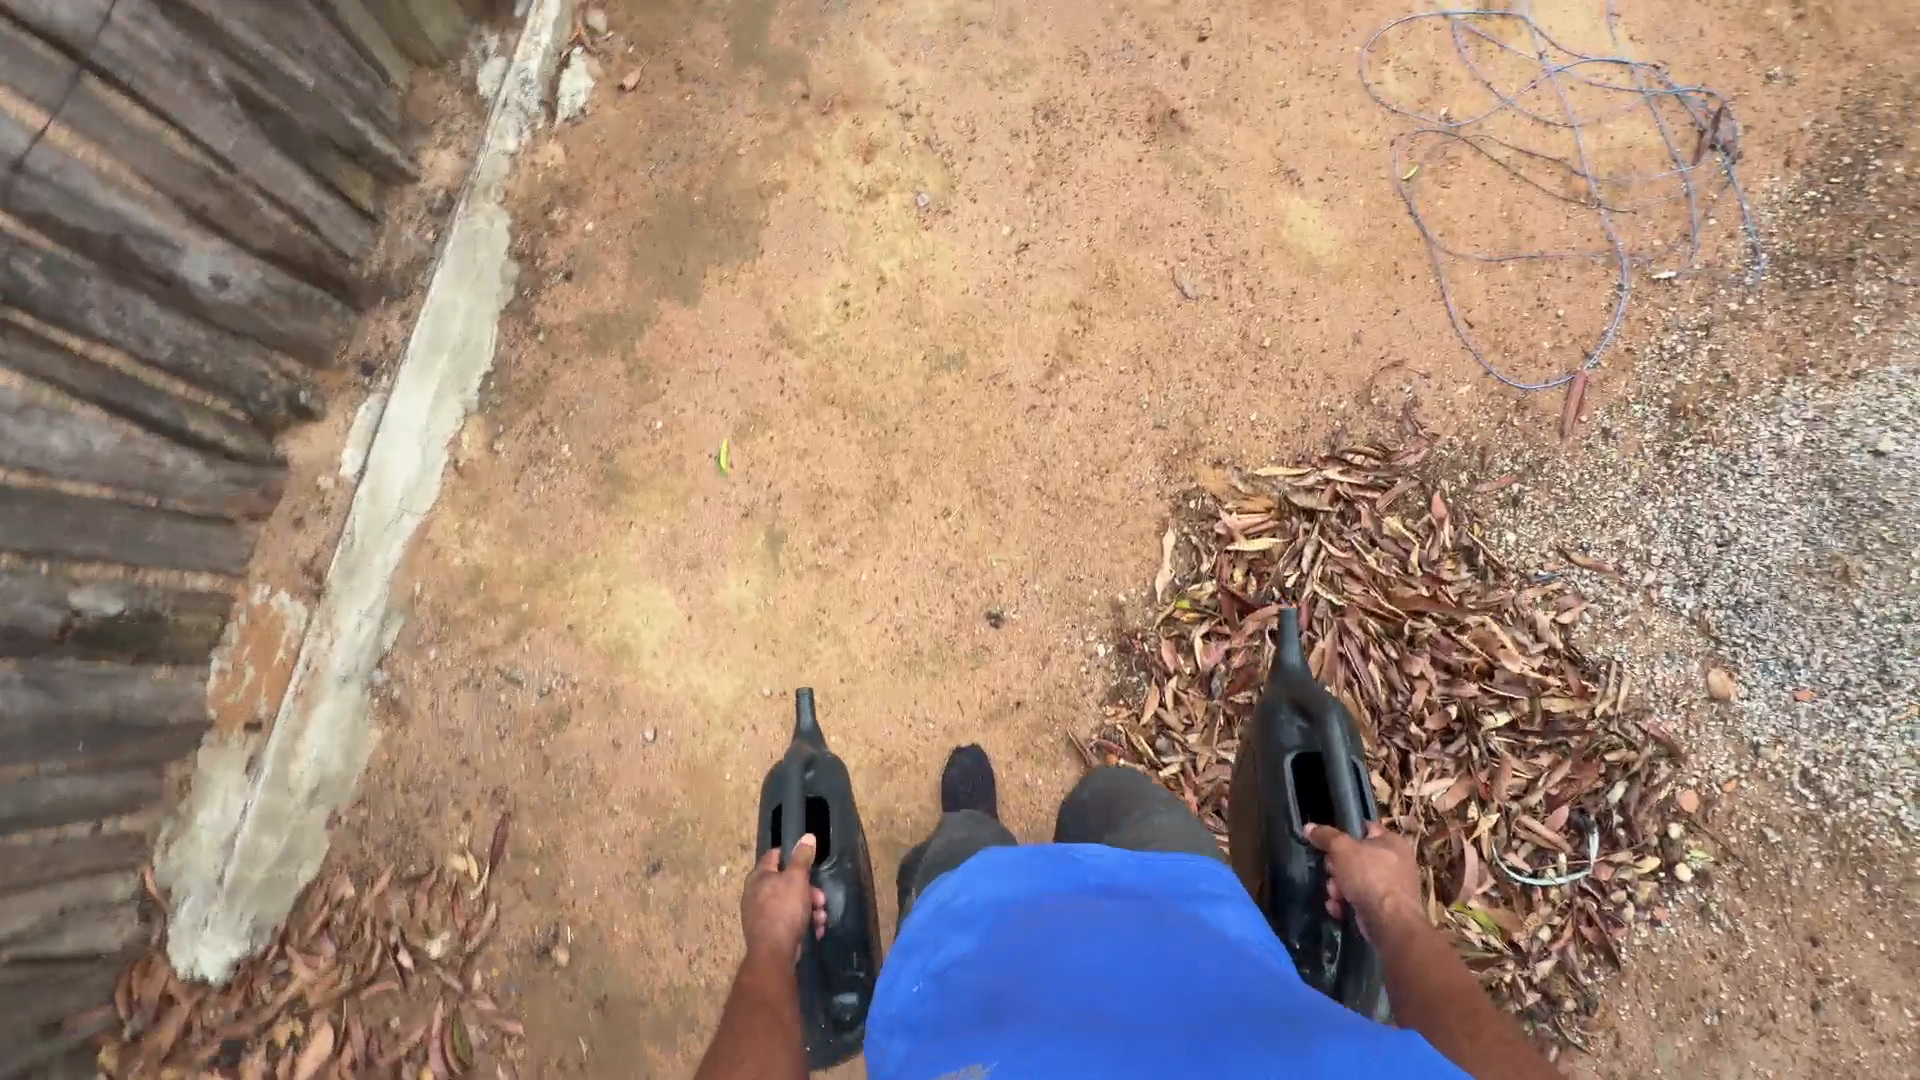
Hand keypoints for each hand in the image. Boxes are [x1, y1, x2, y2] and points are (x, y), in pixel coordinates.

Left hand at [741, 834, 827, 960]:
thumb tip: (807, 836)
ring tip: (821, 917)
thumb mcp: (797, 878)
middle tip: (820, 898)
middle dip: (809, 889)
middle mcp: (756, 893)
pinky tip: (815, 929)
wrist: (773, 953)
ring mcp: (760, 914)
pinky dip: (803, 922)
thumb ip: (802, 857)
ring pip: (791, 903)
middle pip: (787, 882)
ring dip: (810, 908)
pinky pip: (788, 920)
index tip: (809, 861)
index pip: (775, 855)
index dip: (793, 855)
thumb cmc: (784, 909)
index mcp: (759, 876)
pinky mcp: (768, 932)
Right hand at [1305, 821, 1422, 941]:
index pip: (1363, 828)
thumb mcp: (1341, 848)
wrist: (1390, 924)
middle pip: (1353, 856)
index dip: (1343, 832)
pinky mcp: (1384, 909)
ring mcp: (1390, 887)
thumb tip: (1309, 827)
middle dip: (1336, 867)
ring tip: (1335, 895)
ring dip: (1337, 887)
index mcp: (1392, 842)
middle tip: (1332, 872)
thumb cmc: (1369, 877)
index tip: (1327, 841)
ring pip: (1352, 879)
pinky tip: (1338, 908)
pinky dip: (1345, 903)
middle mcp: (1394, 863)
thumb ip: (1325, 835)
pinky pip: (1358, 898)